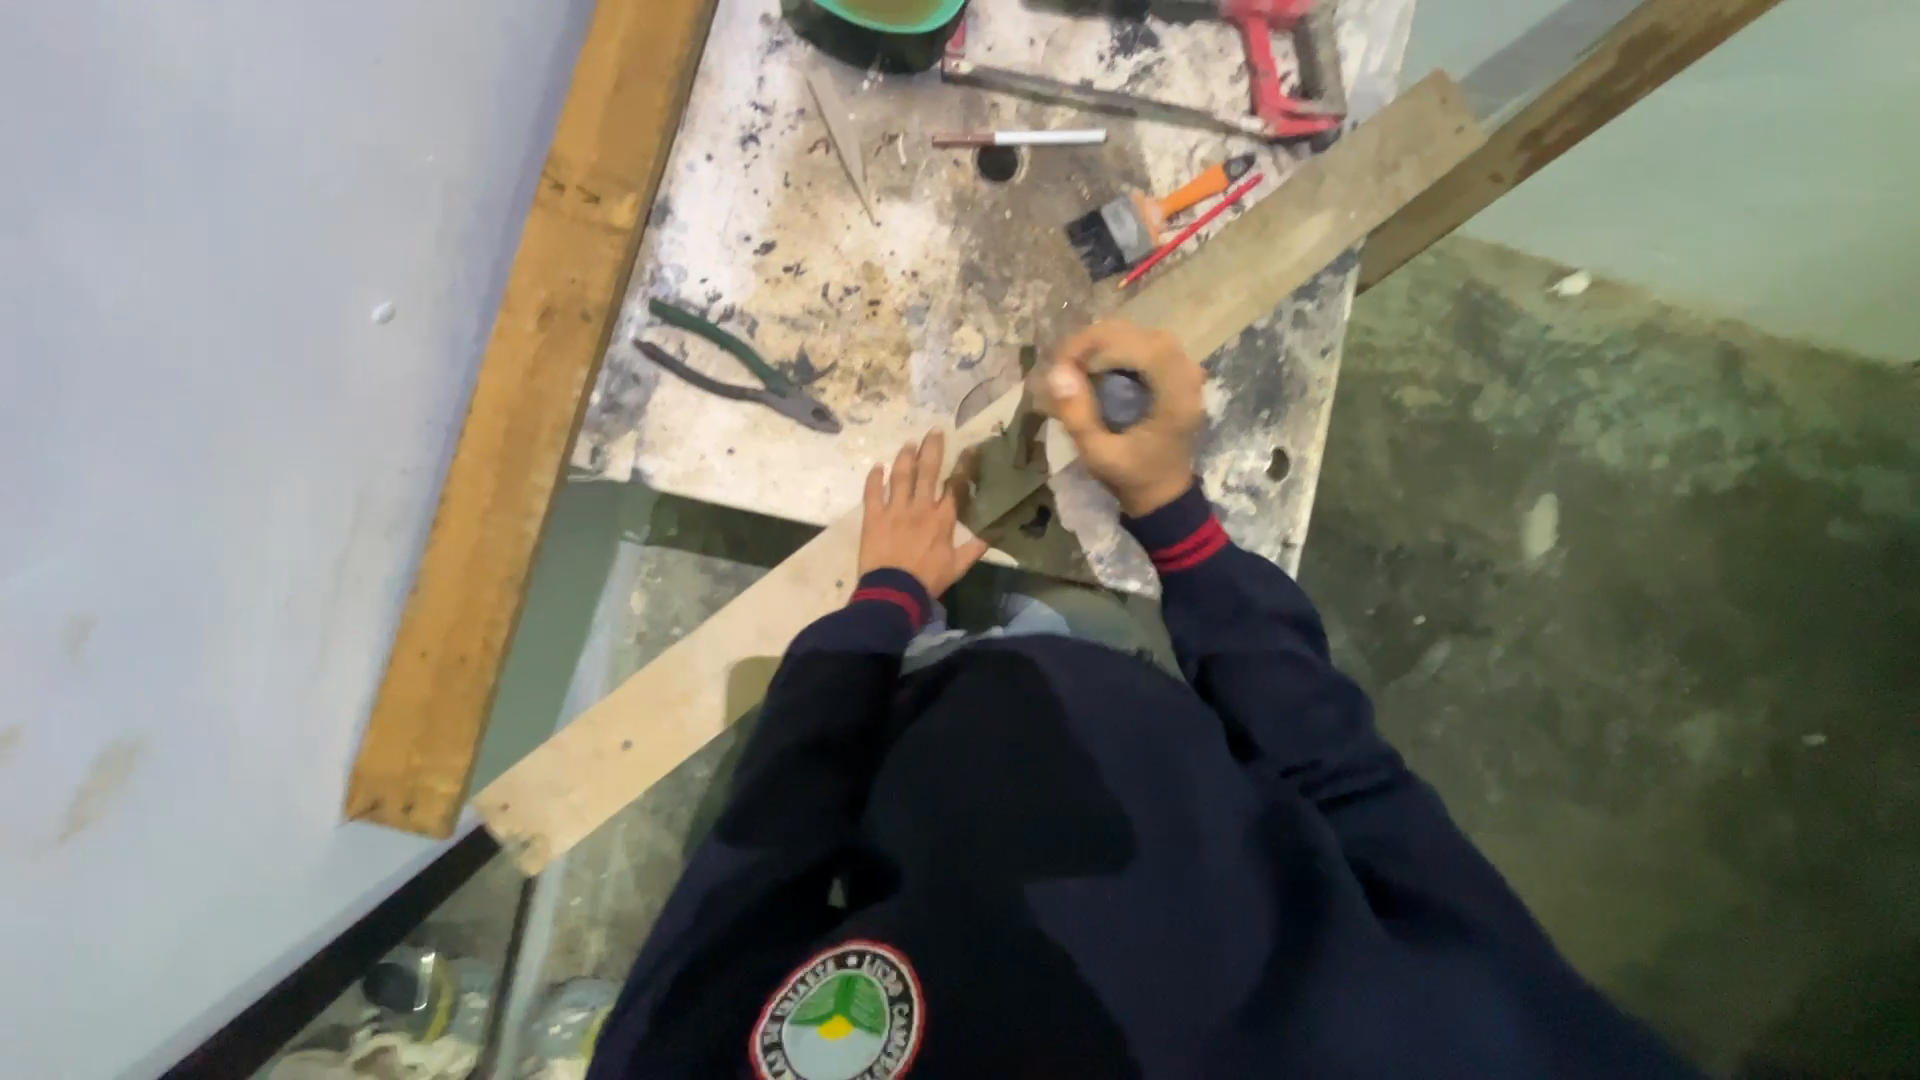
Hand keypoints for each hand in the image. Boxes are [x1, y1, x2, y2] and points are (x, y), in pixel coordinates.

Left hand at [859, 430, 990, 596]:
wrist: (893, 592)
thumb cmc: (927, 580)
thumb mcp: (958, 567)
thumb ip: (976, 548)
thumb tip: (994, 532)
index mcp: (943, 519)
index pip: (956, 485)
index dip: (964, 465)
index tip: (969, 448)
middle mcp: (920, 507)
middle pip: (928, 471)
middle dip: (932, 448)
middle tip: (934, 430)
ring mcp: (895, 509)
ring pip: (901, 475)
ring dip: (905, 456)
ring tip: (909, 443)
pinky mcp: (873, 516)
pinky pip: (872, 491)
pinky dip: (874, 477)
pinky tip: (877, 466)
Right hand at [1040, 319, 1205, 516]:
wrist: (1162, 493)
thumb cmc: (1132, 477)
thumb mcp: (1098, 455)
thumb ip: (1078, 415)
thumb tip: (1057, 372)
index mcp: (1176, 393)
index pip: (1136, 343)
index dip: (1094, 343)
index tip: (1062, 364)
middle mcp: (1187, 373)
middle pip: (1137, 333)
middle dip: (1094, 342)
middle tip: (1064, 367)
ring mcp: (1185, 369)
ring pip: (1139, 335)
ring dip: (1103, 344)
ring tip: (1076, 367)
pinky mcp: (1176, 372)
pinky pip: (1144, 346)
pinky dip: (1115, 350)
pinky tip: (1095, 368)